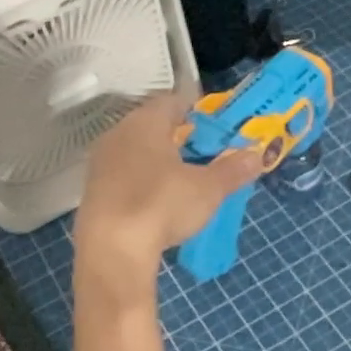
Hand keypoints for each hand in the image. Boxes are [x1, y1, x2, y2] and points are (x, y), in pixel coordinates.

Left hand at [75, 94, 264, 268]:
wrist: (112, 249)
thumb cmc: (163, 205)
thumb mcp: (208, 189)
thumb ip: (233, 170)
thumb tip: (257, 155)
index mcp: (146, 122)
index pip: (172, 101)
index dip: (195, 110)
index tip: (213, 125)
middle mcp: (118, 134)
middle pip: (151, 126)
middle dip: (178, 137)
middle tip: (203, 153)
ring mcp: (101, 163)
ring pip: (135, 152)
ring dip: (158, 161)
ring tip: (183, 180)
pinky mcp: (93, 192)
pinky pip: (124, 176)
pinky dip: (142, 182)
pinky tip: (157, 202)